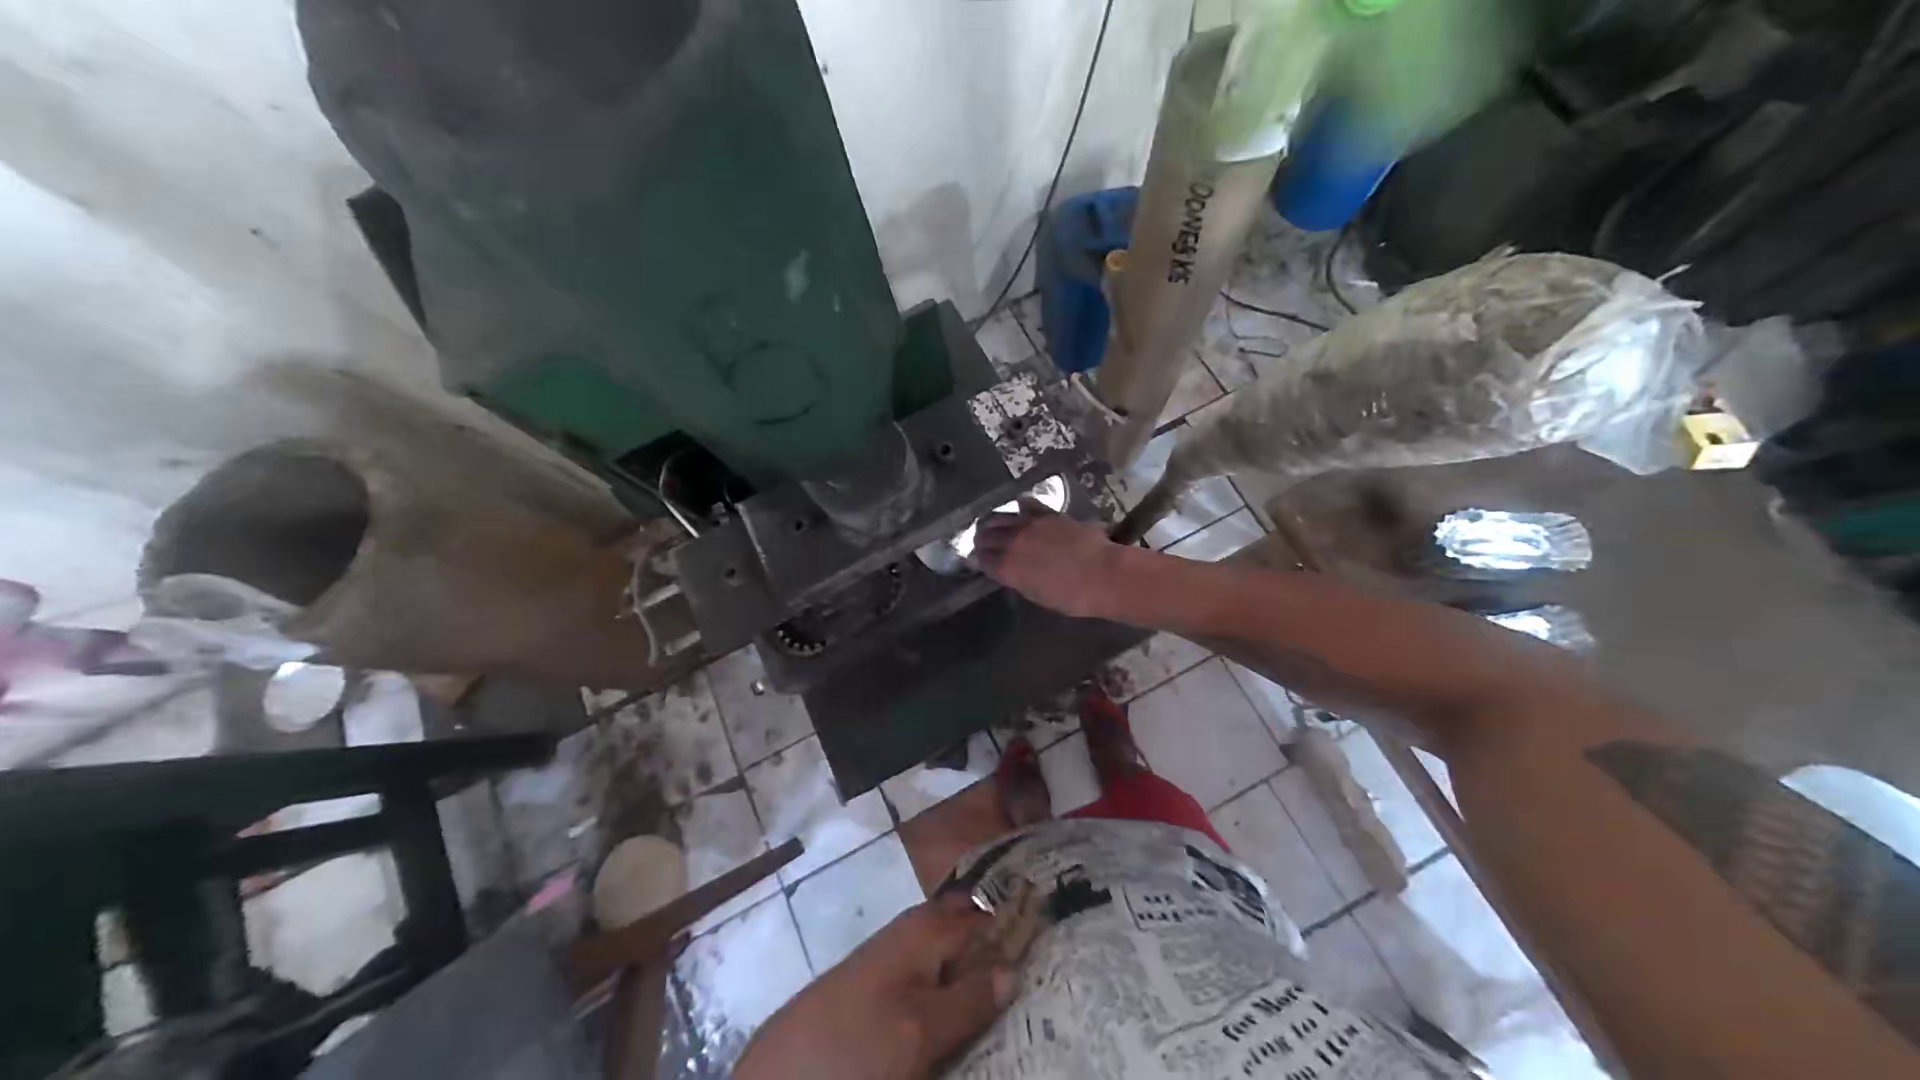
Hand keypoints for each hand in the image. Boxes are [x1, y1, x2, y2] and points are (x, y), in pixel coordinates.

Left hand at [734, 896, 1016, 1079]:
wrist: (779, 1079)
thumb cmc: (853, 1047)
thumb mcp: (918, 1029)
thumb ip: (967, 997)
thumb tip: (1012, 966)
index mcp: (923, 931)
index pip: (984, 914)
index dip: (1018, 920)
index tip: (1054, 928)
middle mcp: (911, 937)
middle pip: (969, 934)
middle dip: (1002, 949)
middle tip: (1043, 969)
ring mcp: (895, 966)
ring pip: (952, 962)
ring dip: (980, 977)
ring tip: (1019, 997)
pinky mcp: (884, 997)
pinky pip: (932, 986)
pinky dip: (954, 997)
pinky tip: (972, 1021)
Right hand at [973, 502, 1126, 618]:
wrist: (1103, 574)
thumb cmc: (1073, 596)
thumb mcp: (1038, 595)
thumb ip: (1019, 580)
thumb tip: (1009, 571)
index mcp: (1007, 568)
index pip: (982, 559)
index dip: (978, 559)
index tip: (978, 560)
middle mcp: (1012, 543)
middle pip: (986, 535)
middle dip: (981, 538)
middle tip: (982, 541)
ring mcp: (1029, 524)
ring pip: (1000, 516)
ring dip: (993, 521)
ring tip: (993, 523)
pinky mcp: (1048, 514)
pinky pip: (1027, 504)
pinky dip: (1019, 506)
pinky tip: (1020, 508)